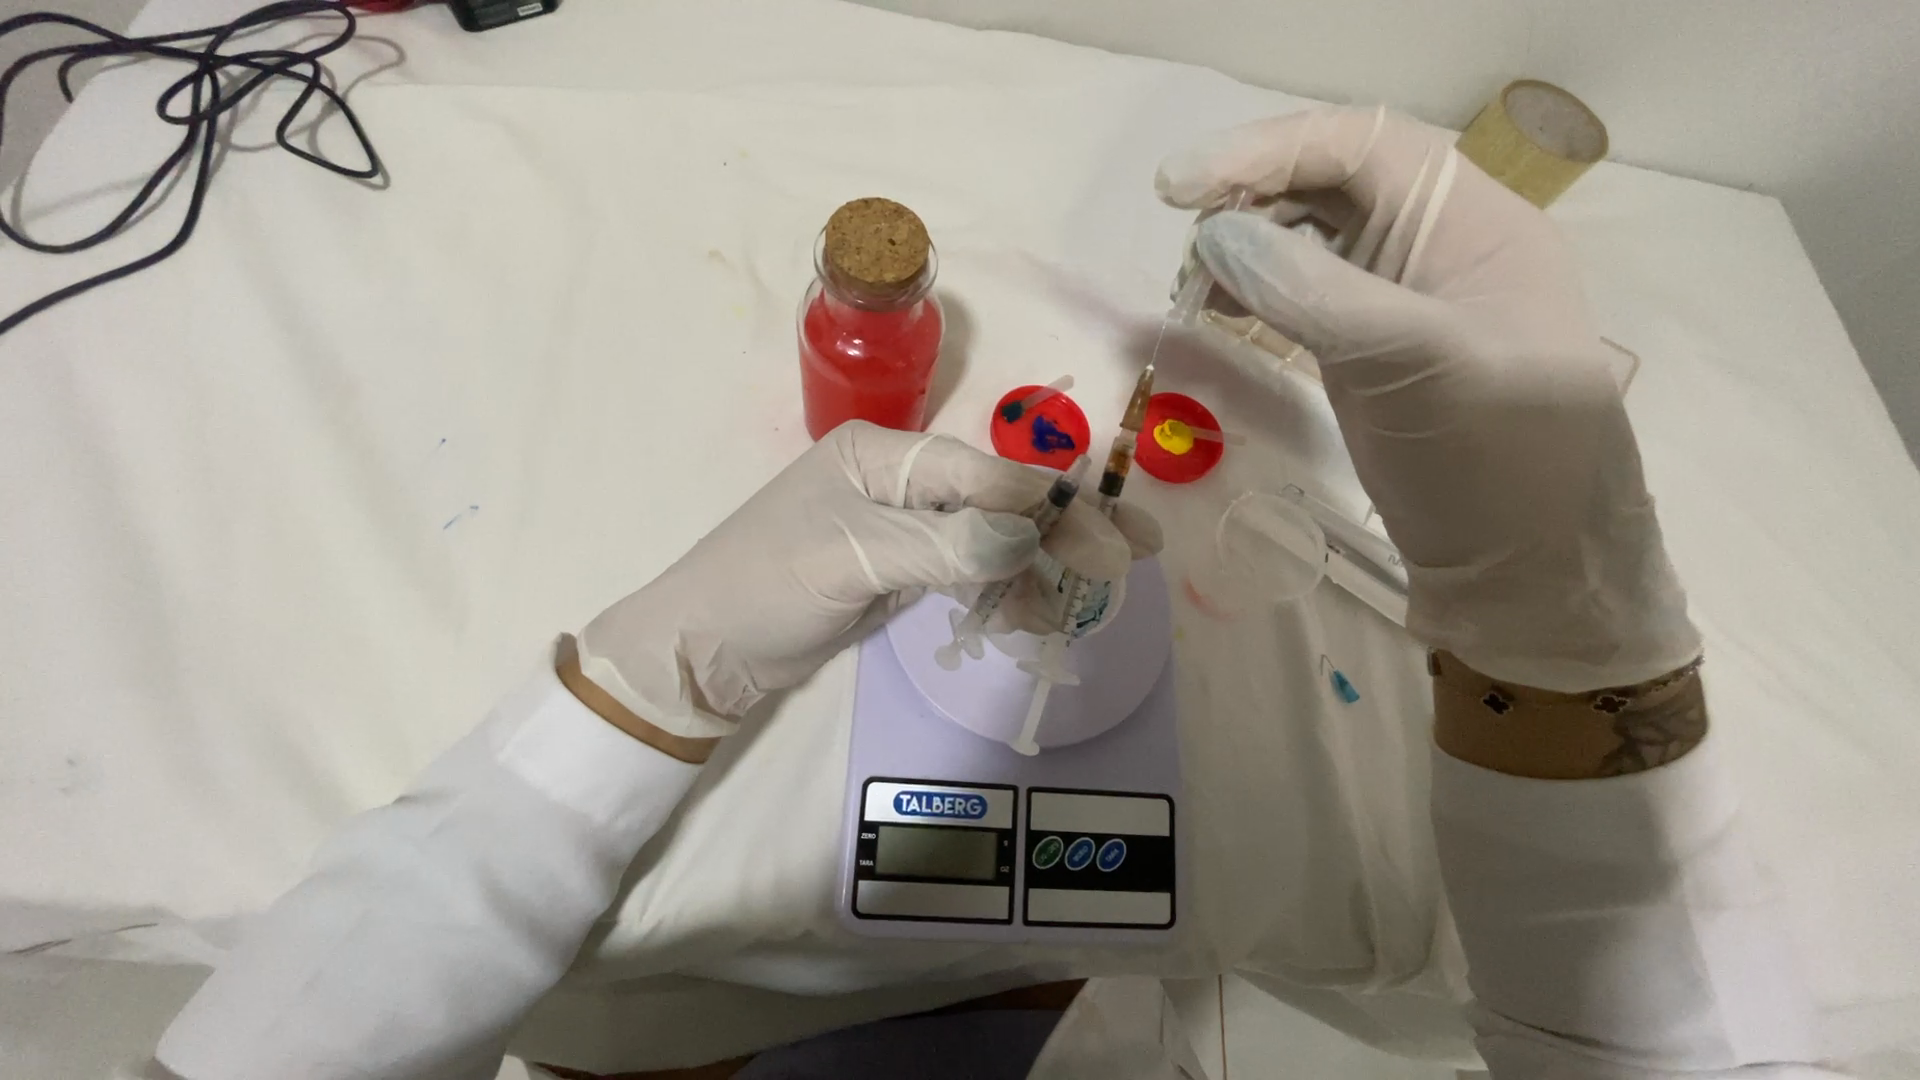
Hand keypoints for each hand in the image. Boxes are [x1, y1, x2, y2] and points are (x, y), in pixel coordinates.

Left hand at [577, 421, 1160, 737]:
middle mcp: (899, 481)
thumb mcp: (847, 560)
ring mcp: (903, 526)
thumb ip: (939, 546)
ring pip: (991, 537)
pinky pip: (970, 571)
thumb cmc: (763, 588)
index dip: (1047, 506)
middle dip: (1062, 529)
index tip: (1107, 540)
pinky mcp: (902, 567)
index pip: (981, 473)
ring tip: (1080, 603)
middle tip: (1131, 558)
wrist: (706, 650)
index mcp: (881, 455)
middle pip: (998, 499)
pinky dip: (1003, 592)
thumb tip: (1024, 539)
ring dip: (1036, 568)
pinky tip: (1032, 616)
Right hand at [1157, 106, 1697, 691]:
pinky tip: (1216, 309)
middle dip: (1247, 199)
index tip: (1178, 186)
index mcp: (1469, 223)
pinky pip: (1297, 296)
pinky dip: (1250, 294)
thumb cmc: (1494, 457)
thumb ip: (1314, 292)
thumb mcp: (1414, 362)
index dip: (1265, 150)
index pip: (1357, 146)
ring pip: (1304, 241)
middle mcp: (1430, 248)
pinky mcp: (1363, 350)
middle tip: (1182, 244)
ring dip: (1242, 249)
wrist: (1522, 565)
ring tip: (1191, 284)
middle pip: (1325, 185)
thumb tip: (1216, 237)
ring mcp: (1393, 301)